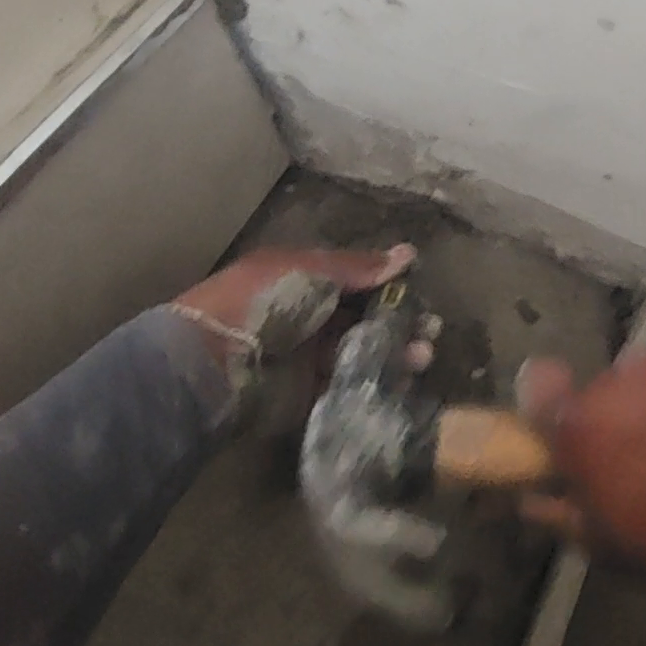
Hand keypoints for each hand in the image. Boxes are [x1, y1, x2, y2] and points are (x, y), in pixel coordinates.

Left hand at [174, 244, 414, 429]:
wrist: (215, 362)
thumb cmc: (263, 301)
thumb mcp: (310, 271)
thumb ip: (357, 267)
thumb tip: (407, 254)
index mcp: (305, 278)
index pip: (356, 279)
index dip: (388, 285)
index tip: (420, 292)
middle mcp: (311, 315)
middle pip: (364, 318)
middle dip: (398, 322)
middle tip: (429, 330)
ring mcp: (310, 356)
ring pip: (363, 352)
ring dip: (394, 353)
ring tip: (421, 357)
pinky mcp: (310, 392)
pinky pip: (350, 384)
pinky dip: (376, 382)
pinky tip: (403, 381)